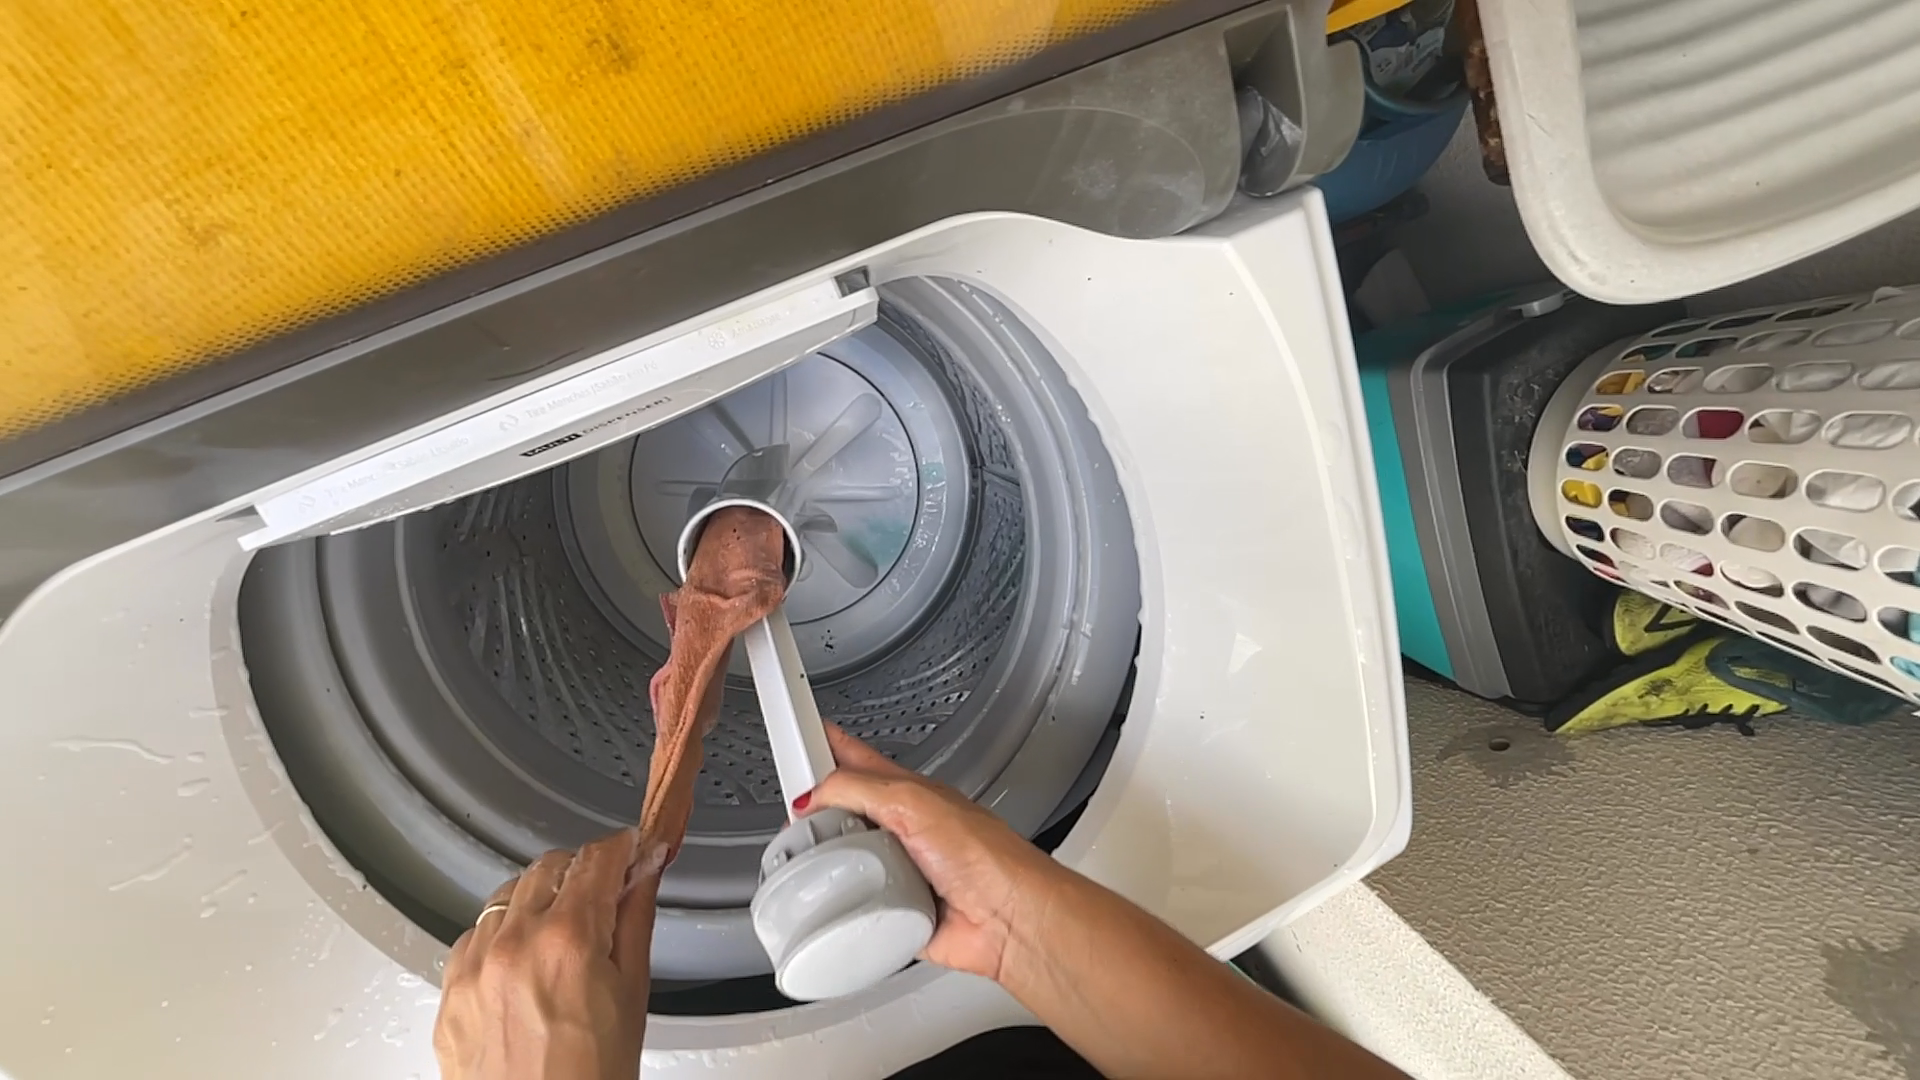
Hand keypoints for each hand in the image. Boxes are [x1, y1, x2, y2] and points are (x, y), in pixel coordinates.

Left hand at [433, 828, 662, 1079]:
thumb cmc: (592, 1077)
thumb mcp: (634, 987)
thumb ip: (636, 914)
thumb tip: (644, 869)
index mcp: (570, 938)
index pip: (598, 856)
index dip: (624, 847)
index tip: (635, 851)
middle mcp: (516, 943)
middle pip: (552, 864)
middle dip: (584, 870)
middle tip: (607, 893)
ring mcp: (475, 969)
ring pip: (510, 893)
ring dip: (542, 895)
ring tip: (566, 927)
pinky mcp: (450, 995)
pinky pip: (475, 934)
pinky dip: (503, 931)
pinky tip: (526, 956)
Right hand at [806, 726, 1069, 982]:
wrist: (1007, 916)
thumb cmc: (983, 854)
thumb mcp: (912, 803)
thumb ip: (860, 790)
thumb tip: (813, 795)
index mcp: (904, 790)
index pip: (854, 759)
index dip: (827, 745)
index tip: (797, 737)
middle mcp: (897, 826)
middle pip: (840, 811)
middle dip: (813, 813)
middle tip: (792, 820)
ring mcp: (893, 868)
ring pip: (839, 859)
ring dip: (823, 864)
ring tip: (806, 865)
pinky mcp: (891, 907)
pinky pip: (850, 905)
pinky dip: (837, 907)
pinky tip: (828, 906)